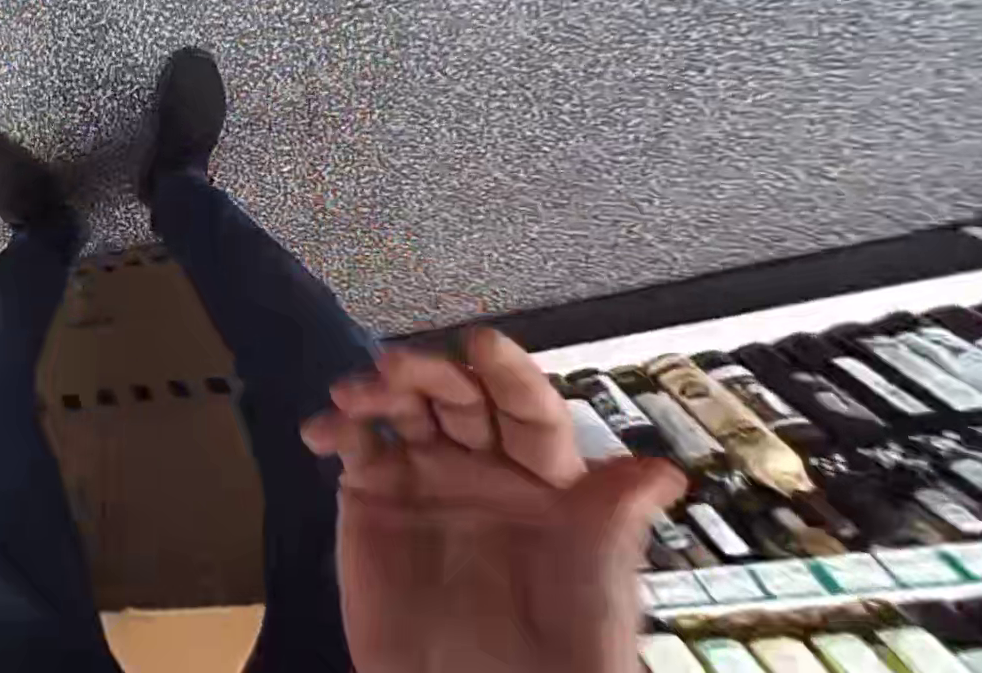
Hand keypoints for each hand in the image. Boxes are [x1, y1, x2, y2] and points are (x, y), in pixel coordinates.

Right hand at [303, 329, 685, 672]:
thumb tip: (662, 470)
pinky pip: (352, 442)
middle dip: (428, 371)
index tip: (482, 342)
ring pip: (399, 406)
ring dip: (374, 388)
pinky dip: (333, 427)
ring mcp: (419, 474)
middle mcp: (479, 466)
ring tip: (351, 397)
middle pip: (456, 395)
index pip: (529, 412)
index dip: (510, 374)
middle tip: (395, 367)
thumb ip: (610, 534)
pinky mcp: (369, 490)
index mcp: (542, 486)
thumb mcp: (591, 614)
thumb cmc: (541, 672)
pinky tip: (319, 433)